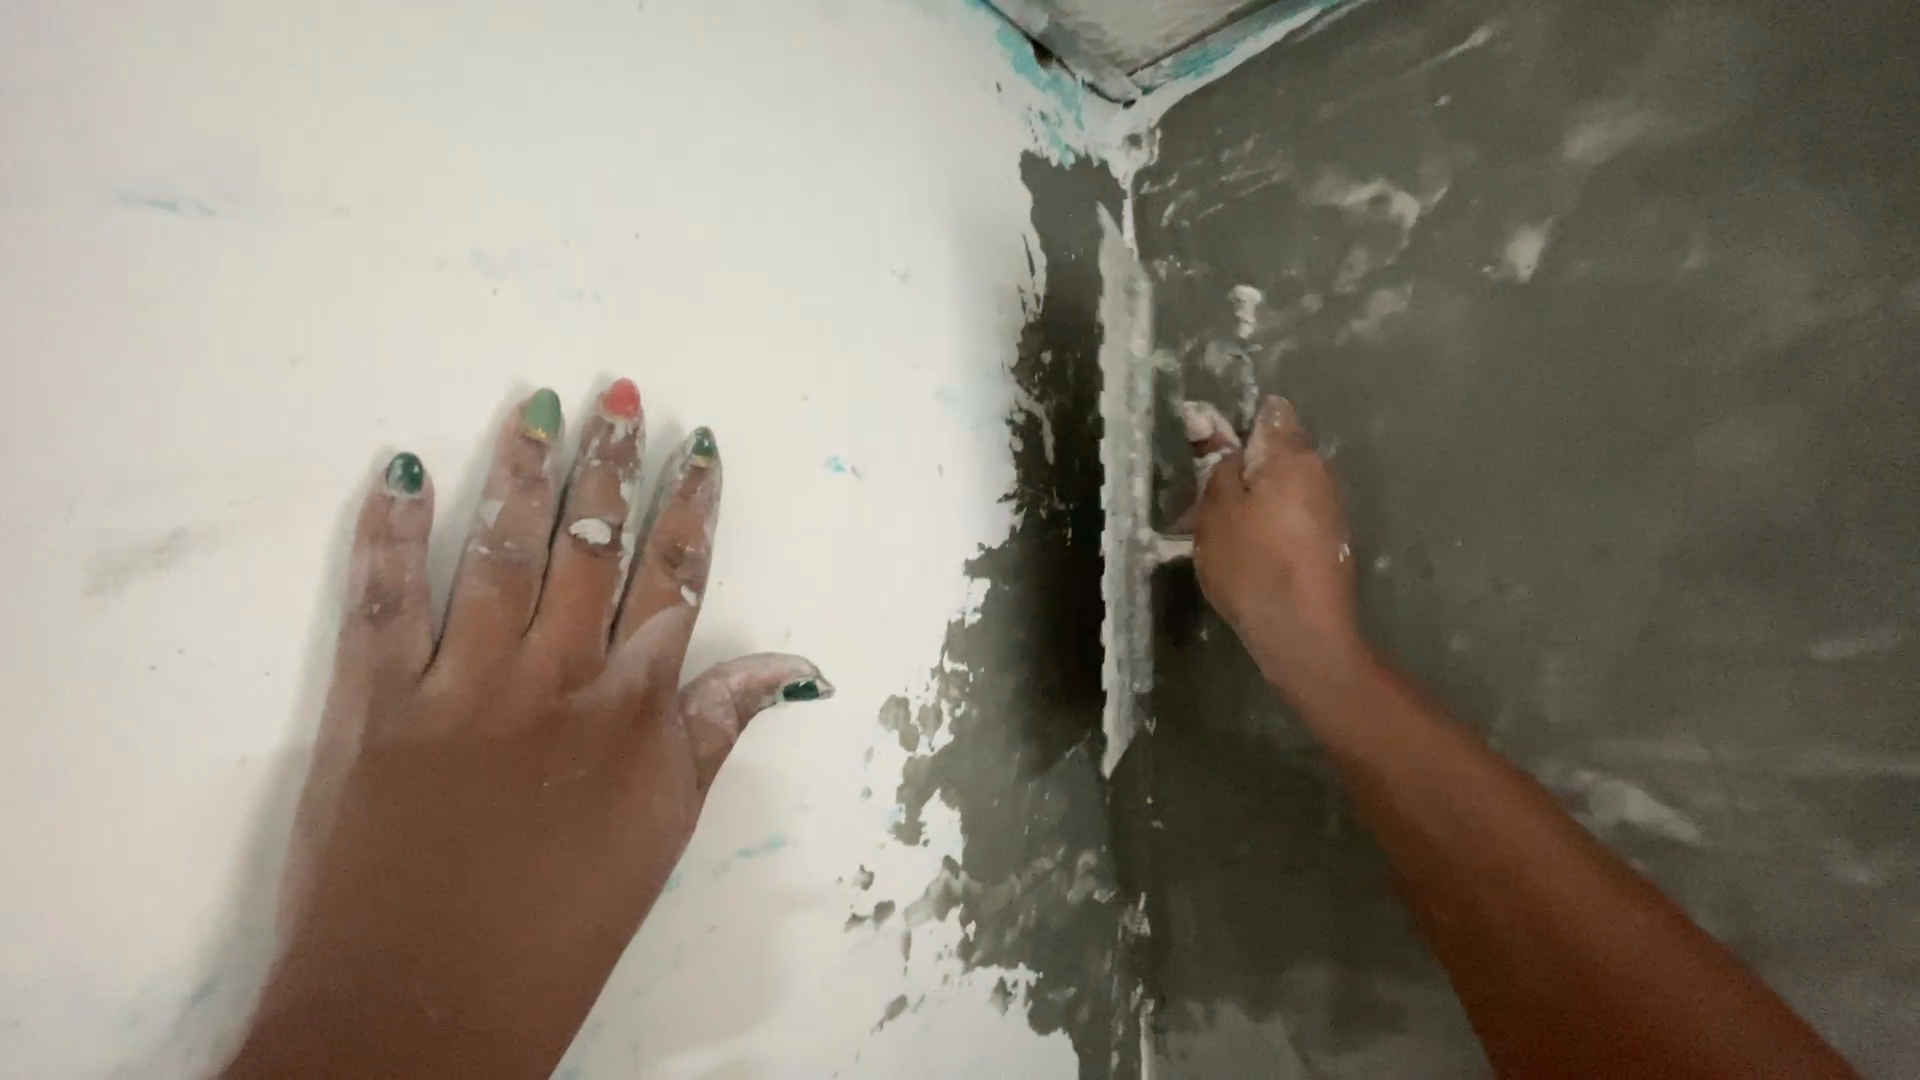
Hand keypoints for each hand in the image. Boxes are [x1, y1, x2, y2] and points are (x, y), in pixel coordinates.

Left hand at [226, 383, 831, 1078]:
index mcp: (633, 705)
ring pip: (500, 552)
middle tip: (618, 391)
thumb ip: (721, 726)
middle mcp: (558, 675)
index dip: (691, 507)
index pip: (677, 579)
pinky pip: (385, 603)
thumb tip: (795, 668)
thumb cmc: (570, 915)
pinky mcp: (377, 706)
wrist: (427, 1009)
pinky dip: (391, 534)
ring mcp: (465, 684)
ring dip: (521, 472)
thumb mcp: (670, 821)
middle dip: (611, 463)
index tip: (699, 446)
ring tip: (537, 404)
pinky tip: (403, 472)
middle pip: (593, 545)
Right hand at [1184, 395, 1367, 697]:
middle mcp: (1319, 473)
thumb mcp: (1217, 511)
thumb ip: (1217, 464)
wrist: (1303, 635)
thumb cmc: (1252, 566)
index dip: (1234, 424)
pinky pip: (1287, 517)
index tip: (1207, 453)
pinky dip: (1261, 526)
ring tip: (1212, 537)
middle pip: (1272, 454)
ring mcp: (1328, 509)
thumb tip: (1214, 427)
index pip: (1270, 411)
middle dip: (1236, 470)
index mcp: (1293, 456)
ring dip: (1245, 503)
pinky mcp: (1327, 541)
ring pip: (1277, 489)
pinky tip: (1240, 557)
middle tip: (1197, 505)